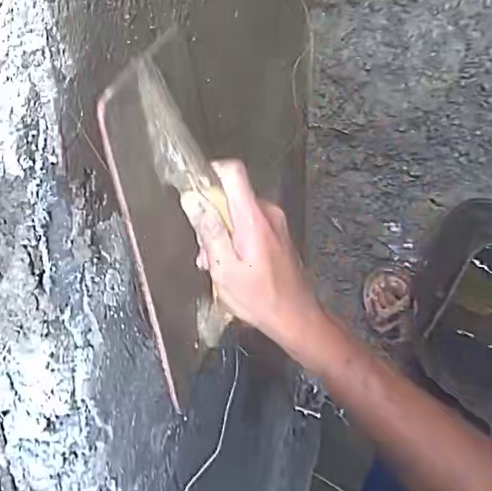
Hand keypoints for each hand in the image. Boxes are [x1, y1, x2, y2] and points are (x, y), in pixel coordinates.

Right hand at [181, 160, 322, 350]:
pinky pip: (248, 222)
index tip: (194, 189)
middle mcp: (267, 214)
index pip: (233, 172)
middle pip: (231, 194)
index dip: (210, 172)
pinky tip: (231, 263)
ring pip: (237, 210)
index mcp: (253, 219)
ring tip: (217, 262)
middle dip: (211, 215)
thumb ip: (209, 232)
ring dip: (221, 230)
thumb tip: (193, 201)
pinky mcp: (276, 232)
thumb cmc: (263, 299)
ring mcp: (274, 222)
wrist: (298, 319)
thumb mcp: (225, 270)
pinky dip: (235, 237)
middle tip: (205, 247)